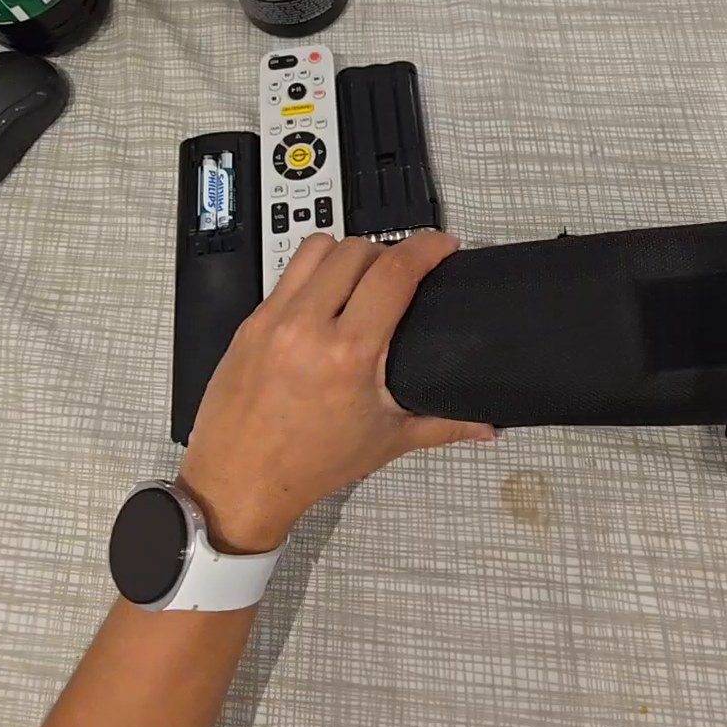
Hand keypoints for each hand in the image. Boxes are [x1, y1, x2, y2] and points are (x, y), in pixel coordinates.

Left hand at [179, 232, 496, 552]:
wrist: (238, 482)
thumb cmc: (310, 466)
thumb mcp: (386, 442)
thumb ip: (444, 425)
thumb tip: (488, 426)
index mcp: (348, 354)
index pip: (394, 273)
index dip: (426, 247)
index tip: (443, 244)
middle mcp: (307, 326)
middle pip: (358, 250)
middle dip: (390, 251)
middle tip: (405, 271)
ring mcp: (273, 319)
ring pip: (318, 247)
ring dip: (349, 253)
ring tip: (363, 275)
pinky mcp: (250, 322)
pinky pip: (288, 273)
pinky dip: (315, 273)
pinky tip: (327, 299)